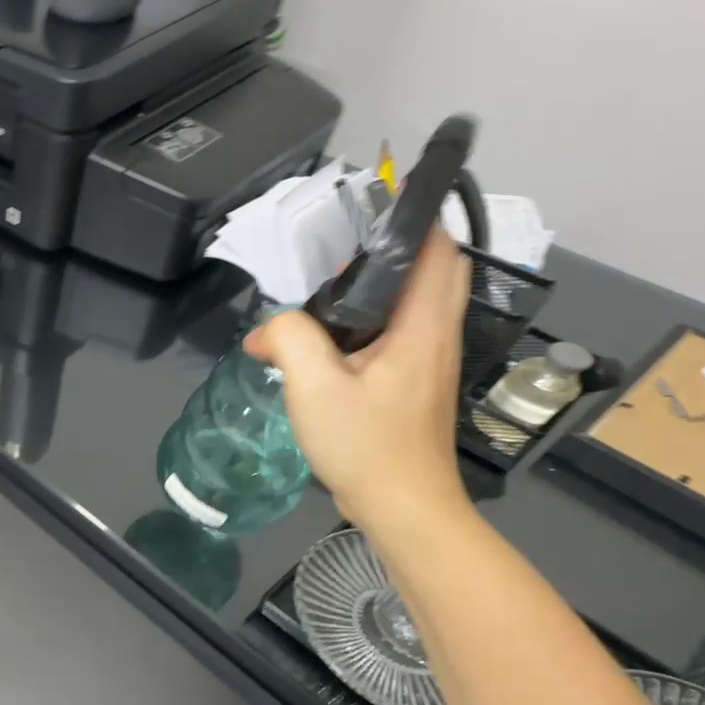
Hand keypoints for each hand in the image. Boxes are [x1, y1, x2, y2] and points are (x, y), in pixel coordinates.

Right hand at [245, 227, 472, 531]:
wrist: (404, 507)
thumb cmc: (366, 444)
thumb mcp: (314, 387)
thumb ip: (290, 339)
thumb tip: (267, 327)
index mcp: (422, 326)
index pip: (436, 251)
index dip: (417, 217)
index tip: (382, 197)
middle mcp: (436, 336)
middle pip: (435, 272)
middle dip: (400, 248)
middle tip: (346, 247)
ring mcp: (430, 363)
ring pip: (418, 303)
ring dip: (384, 285)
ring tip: (331, 289)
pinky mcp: (416, 386)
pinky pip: (402, 332)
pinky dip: (375, 318)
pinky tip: (333, 339)